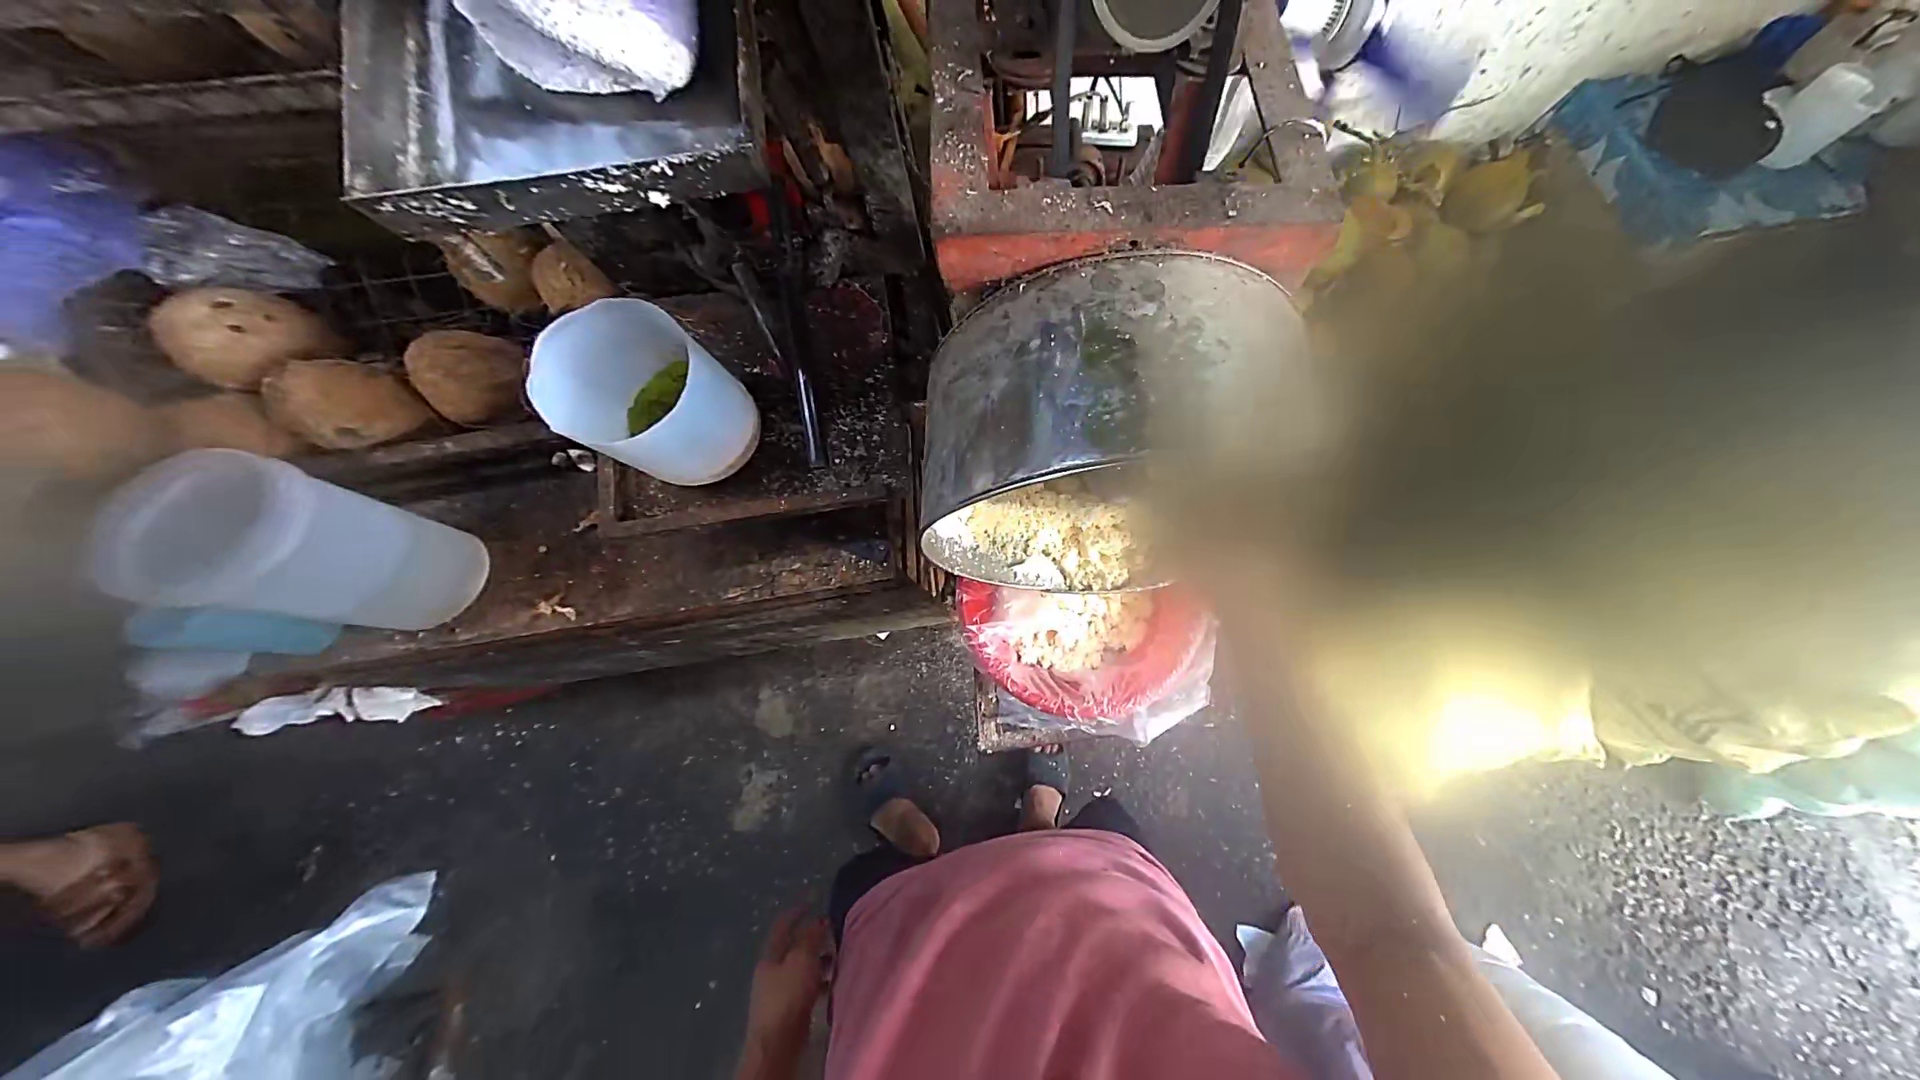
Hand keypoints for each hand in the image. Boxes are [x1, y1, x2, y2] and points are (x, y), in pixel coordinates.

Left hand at [744, 910, 829, 1055]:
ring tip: (838, 958)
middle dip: (813, 937)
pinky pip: (807, 988)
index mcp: (770, 955)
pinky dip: (820, 983)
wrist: (778, 1046)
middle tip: (834, 931)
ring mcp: (779, 992)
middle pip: (794, 947)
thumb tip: (820, 918)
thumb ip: (811, 937)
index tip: (814, 900)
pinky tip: (832, 984)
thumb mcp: (802, 959)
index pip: (783, 925)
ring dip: (819, 961)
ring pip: (802, 968)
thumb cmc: (788, 996)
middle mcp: (772, 971)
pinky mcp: (789, 1011)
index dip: (797, 911)